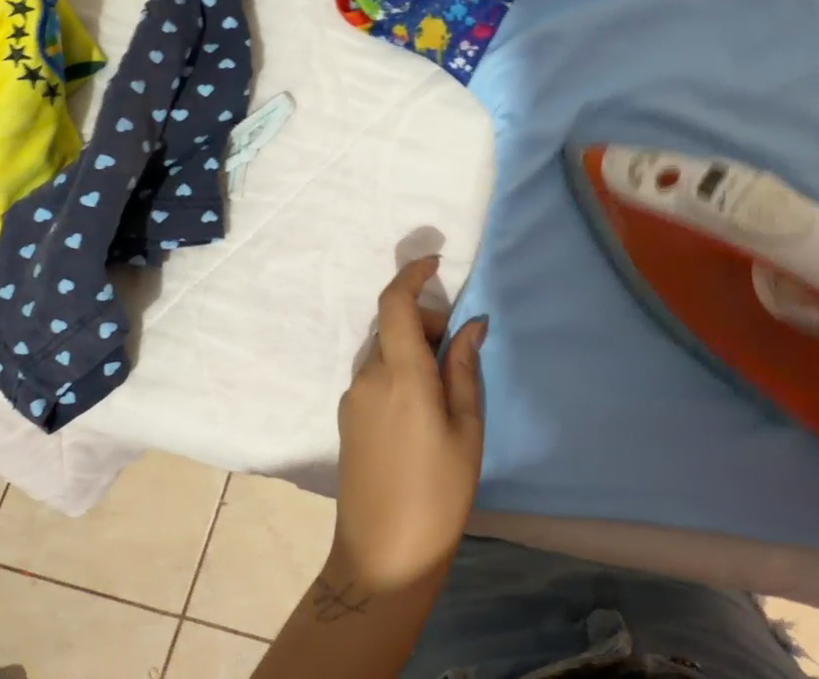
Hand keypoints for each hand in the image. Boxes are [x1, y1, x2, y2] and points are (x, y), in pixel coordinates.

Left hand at [333, 257, 488, 590]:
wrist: (384, 555)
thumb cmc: (439, 491)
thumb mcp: (466, 428)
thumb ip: (464, 368)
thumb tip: (471, 323)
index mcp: (401, 375)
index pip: (395, 304)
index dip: (412, 275)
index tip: (436, 263)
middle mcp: (368, 378)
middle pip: (392, 326)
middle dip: (426, 322)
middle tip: (459, 354)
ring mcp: (352, 399)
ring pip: (383, 352)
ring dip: (412, 349)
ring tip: (444, 389)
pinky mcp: (348, 419)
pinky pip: (375, 376)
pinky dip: (399, 370)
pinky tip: (421, 410)